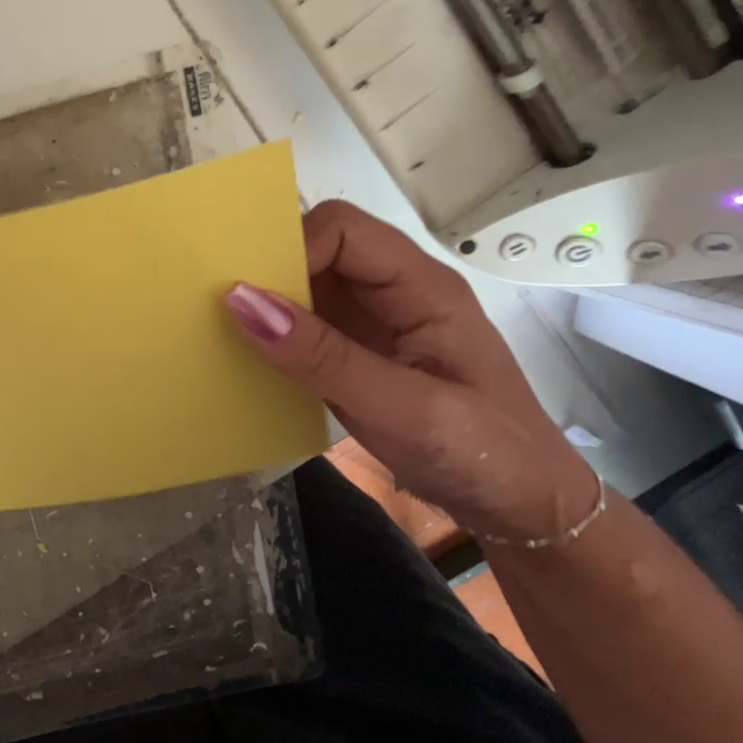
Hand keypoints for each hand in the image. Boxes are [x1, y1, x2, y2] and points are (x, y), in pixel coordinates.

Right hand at [226, 201, 597, 541]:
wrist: (524, 512)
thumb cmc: (486, 456)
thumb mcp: (406, 409)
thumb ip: (323, 356)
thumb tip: (239, 298)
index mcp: (422, 288)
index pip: (343, 230)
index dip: (293, 246)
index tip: (249, 290)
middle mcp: (393, 293)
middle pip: (319, 246)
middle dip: (269, 266)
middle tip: (218, 302)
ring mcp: (371, 323)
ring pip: (304, 283)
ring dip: (263, 299)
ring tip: (220, 326)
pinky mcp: (350, 354)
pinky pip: (300, 324)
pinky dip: (268, 332)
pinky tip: (244, 354)